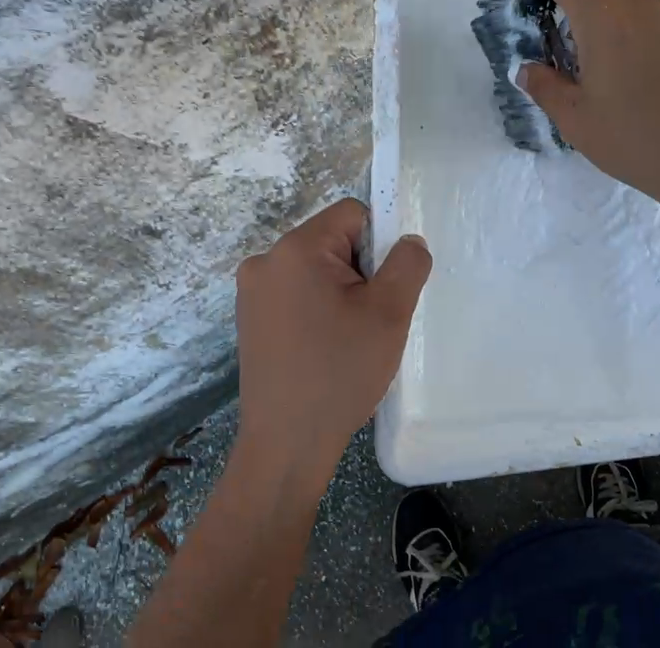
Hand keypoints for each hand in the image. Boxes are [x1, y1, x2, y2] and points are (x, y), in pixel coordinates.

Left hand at [233, 198, 431, 477]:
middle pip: (333, 240)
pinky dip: (319, 310)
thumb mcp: (389, 313)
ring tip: (347, 339)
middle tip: (368, 320)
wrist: (287, 444)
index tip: (382, 290)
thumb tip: (408, 242)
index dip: (379, 244)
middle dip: (360, 271)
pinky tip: (326, 349)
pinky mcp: (251, 320)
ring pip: (317, 270)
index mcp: (295, 249)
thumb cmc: (340, 372)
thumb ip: (408, 263)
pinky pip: (297, 294)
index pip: (352, 214)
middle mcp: (265, 261)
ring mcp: (253, 292)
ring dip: (341, 293)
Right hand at [519, 0, 659, 211]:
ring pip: (626, 7)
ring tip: (616, 81)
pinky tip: (646, 86)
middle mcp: (641, 4)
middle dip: (578, 18)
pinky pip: (653, 22)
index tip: (546, 25)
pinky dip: (639, 40)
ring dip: (611, 30)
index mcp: (604, 18)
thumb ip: (544, 86)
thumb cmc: (635, 140)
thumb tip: (528, 69)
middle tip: (578, 68)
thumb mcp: (575, 120)